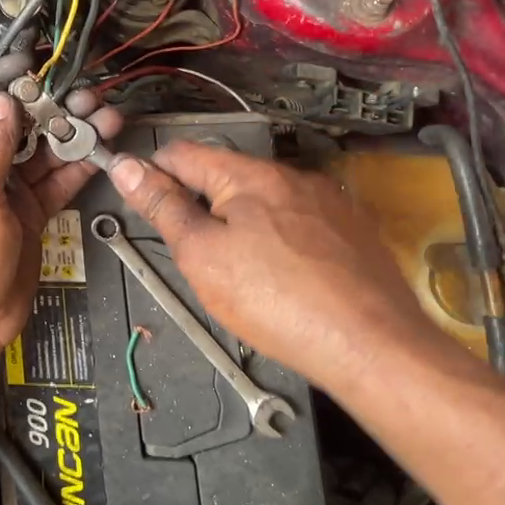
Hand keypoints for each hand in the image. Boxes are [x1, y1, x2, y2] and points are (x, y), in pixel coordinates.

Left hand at [0, 56, 120, 362]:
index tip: (28, 61)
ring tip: (106, 114)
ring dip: (70, 132)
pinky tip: (103, 148)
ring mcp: (6, 190)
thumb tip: (7, 100)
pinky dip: (78, 165)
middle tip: (84, 90)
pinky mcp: (30, 213)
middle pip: (14, 123)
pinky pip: (56, 181)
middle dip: (47, 105)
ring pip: (41, 151)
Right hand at [106, 143, 440, 391]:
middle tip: (193, 252)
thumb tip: (127, 168)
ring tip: (239, 272)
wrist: (376, 351)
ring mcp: (329, 205)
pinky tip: (281, 280)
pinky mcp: (354, 235)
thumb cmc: (281, 303)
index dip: (151, 174)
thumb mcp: (200, 254)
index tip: (142, 203)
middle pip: (223, 178)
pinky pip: (299, 225)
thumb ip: (161, 206)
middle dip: (200, 206)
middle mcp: (293, 178)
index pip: (180, 153)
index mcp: (250, 175)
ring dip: (240, 224)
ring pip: (263, 203)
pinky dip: (279, 242)